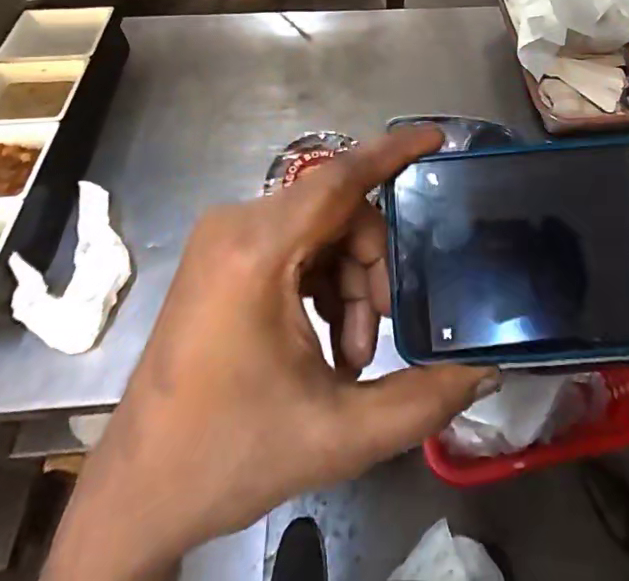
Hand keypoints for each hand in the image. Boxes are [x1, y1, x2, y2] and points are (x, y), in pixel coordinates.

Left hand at [45, 127, 493, 580]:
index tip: (436, 137)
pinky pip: (293, 246)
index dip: (392, 153)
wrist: (141, 491)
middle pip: (337, 212)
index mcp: (257, 252)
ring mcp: (222, 240)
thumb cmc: (230, 454)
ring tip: (349, 357)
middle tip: (379, 334)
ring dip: (348, 285)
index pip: (339, 178)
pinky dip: (321, 284)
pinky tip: (325, 344)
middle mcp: (235, 227)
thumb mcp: (339, 434)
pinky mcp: (220, 259)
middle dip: (371, 268)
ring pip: (318, 231)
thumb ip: (423, 400)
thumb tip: (487, 373)